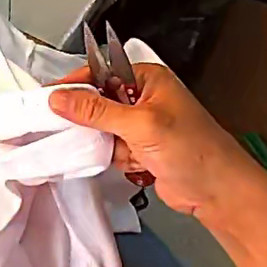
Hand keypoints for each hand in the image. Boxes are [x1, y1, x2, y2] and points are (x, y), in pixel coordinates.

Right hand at [49, 63, 266, 219]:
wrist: (219, 193)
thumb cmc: (195, 151)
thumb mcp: (140, 124)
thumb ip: (95, 110)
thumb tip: (58, 98)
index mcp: (146, 78)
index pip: (97, 73)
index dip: (72, 85)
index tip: (47, 99)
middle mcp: (141, 97)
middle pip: (94, 101)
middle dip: (89, 120)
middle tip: (83, 130)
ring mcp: (138, 124)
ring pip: (97, 127)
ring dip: (104, 142)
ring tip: (125, 151)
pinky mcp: (136, 147)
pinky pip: (106, 147)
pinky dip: (112, 156)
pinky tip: (133, 163)